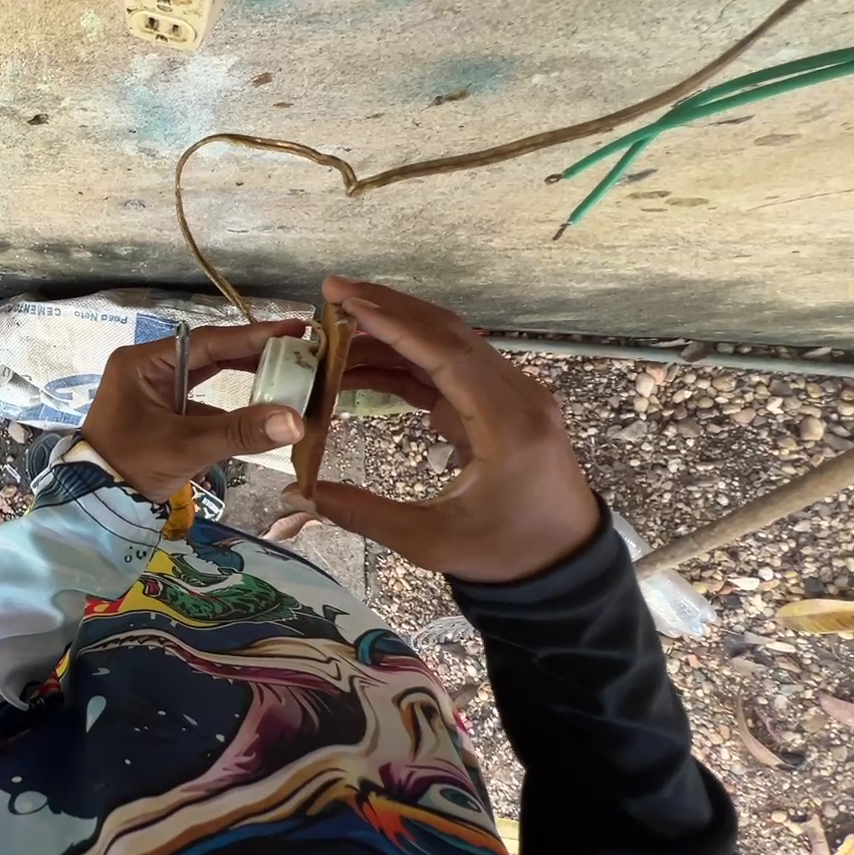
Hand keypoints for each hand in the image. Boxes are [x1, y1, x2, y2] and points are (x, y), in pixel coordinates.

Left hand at [81, 321, 305, 501]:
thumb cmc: (130, 465)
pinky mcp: (162, 414)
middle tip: (300, 352)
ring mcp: (154, 391)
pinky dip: (231, 409)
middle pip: (210, 355)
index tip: (295, 329)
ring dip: (245, 381)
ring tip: (290, 379)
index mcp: (143, 363)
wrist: (93, 501)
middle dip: (254, 356)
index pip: (207, 342)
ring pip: (208, 379)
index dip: (253, 336)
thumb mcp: (185, 446)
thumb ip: (239, 432)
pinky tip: (263, 412)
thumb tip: (296, 421)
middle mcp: (147, 369)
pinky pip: (202, 403)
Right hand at [308, 277, 598, 582]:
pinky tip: (355, 361)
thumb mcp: (427, 539)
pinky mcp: (490, 404)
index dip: (393, 325)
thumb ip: (359, 512)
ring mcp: (504, 396)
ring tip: (332, 321)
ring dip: (389, 327)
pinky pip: (440, 367)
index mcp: (507, 423)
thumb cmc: (501, 551)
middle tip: (330, 289)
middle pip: (446, 332)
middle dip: (386, 306)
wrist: (559, 565)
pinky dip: (398, 358)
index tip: (346, 303)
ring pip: (443, 343)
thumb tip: (294, 491)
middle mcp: (514, 396)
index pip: (446, 354)